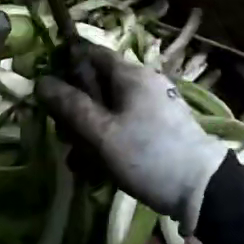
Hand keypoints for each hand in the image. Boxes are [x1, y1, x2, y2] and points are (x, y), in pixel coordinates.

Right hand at [36, 47, 230, 230]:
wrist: (203, 190)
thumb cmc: (148, 155)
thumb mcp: (102, 133)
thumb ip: (70, 106)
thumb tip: (41, 81)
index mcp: (131, 74)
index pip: (91, 53)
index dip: (66, 67)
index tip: (49, 92)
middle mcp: (144, 83)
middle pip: (97, 85)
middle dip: (75, 111)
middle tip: (65, 139)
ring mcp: (154, 105)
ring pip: (109, 110)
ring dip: (89, 132)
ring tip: (79, 162)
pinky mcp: (161, 128)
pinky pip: (125, 126)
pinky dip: (108, 141)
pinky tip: (97, 169)